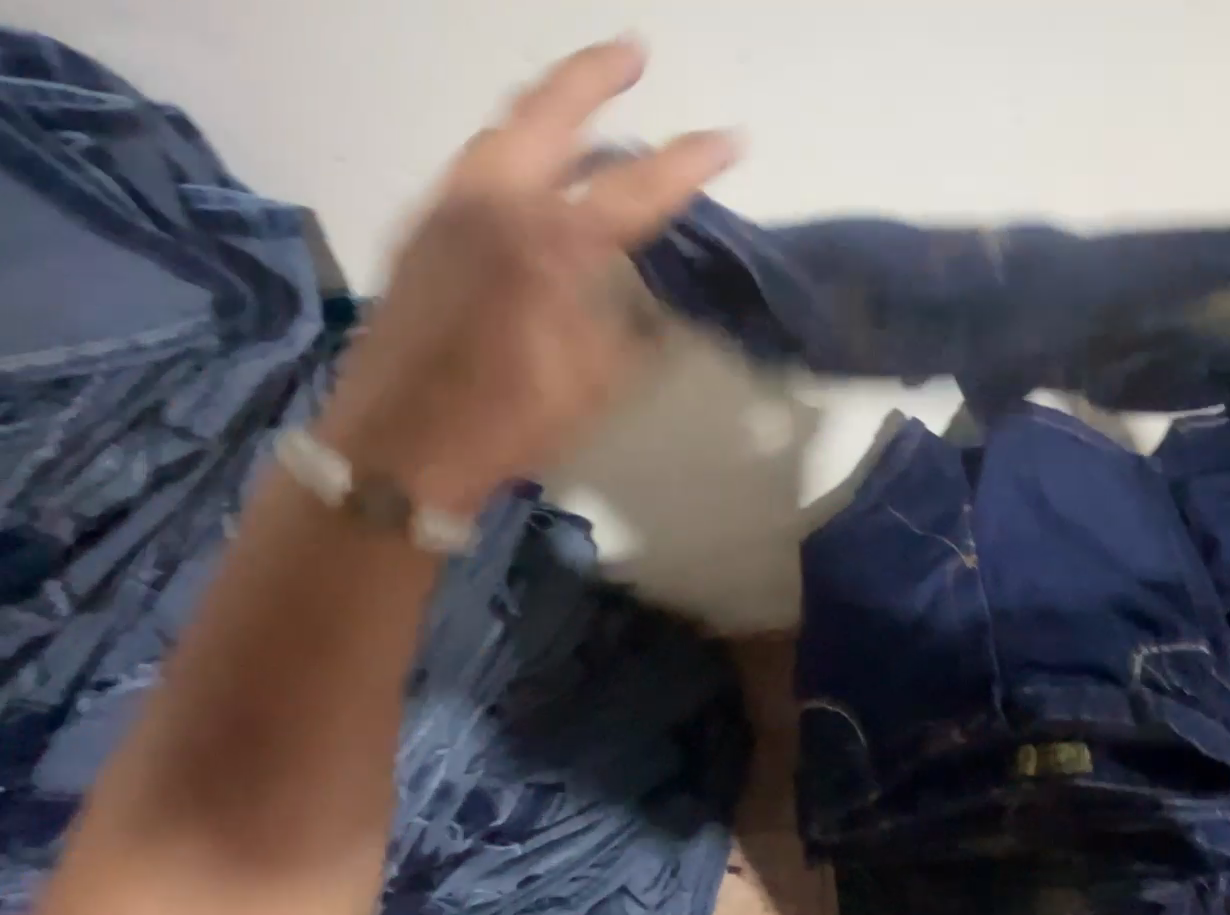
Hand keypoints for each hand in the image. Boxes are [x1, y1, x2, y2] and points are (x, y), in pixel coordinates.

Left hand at [313, 39, 736, 514]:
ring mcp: (447, 208)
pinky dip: (516, 149)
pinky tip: (534, 170)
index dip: (691, 160)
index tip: (731, 140)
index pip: (638, 185)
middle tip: (635, 51)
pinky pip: (475, 164)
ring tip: (586, 103)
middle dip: (596, 73)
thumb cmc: (512, 420)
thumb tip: (657, 300)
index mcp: (552, 244)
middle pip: (549, 111)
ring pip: (503, 129)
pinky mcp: (419, 227)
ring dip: (550, 106)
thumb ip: (637, 324)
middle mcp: (494, 203)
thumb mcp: (600, 378)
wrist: (398, 447)